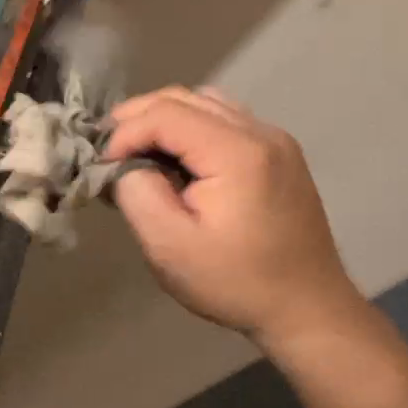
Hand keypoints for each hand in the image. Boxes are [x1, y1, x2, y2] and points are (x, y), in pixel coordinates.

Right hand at [103, 87, 364, 346]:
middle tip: (105, 155)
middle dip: (135, 120)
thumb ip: (136, 192)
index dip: (122, 134)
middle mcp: (261, 133)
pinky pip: (222, 120)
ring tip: (134, 154)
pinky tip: (172, 161)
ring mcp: (274, 141)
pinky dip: (186, 129)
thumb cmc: (235, 282)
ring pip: (202, 102)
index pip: (164, 114)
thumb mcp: (168, 245)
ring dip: (160, 120)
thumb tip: (121, 165)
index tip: (100, 168)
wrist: (307, 309)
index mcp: (238, 153)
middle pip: (183, 98)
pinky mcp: (277, 154)